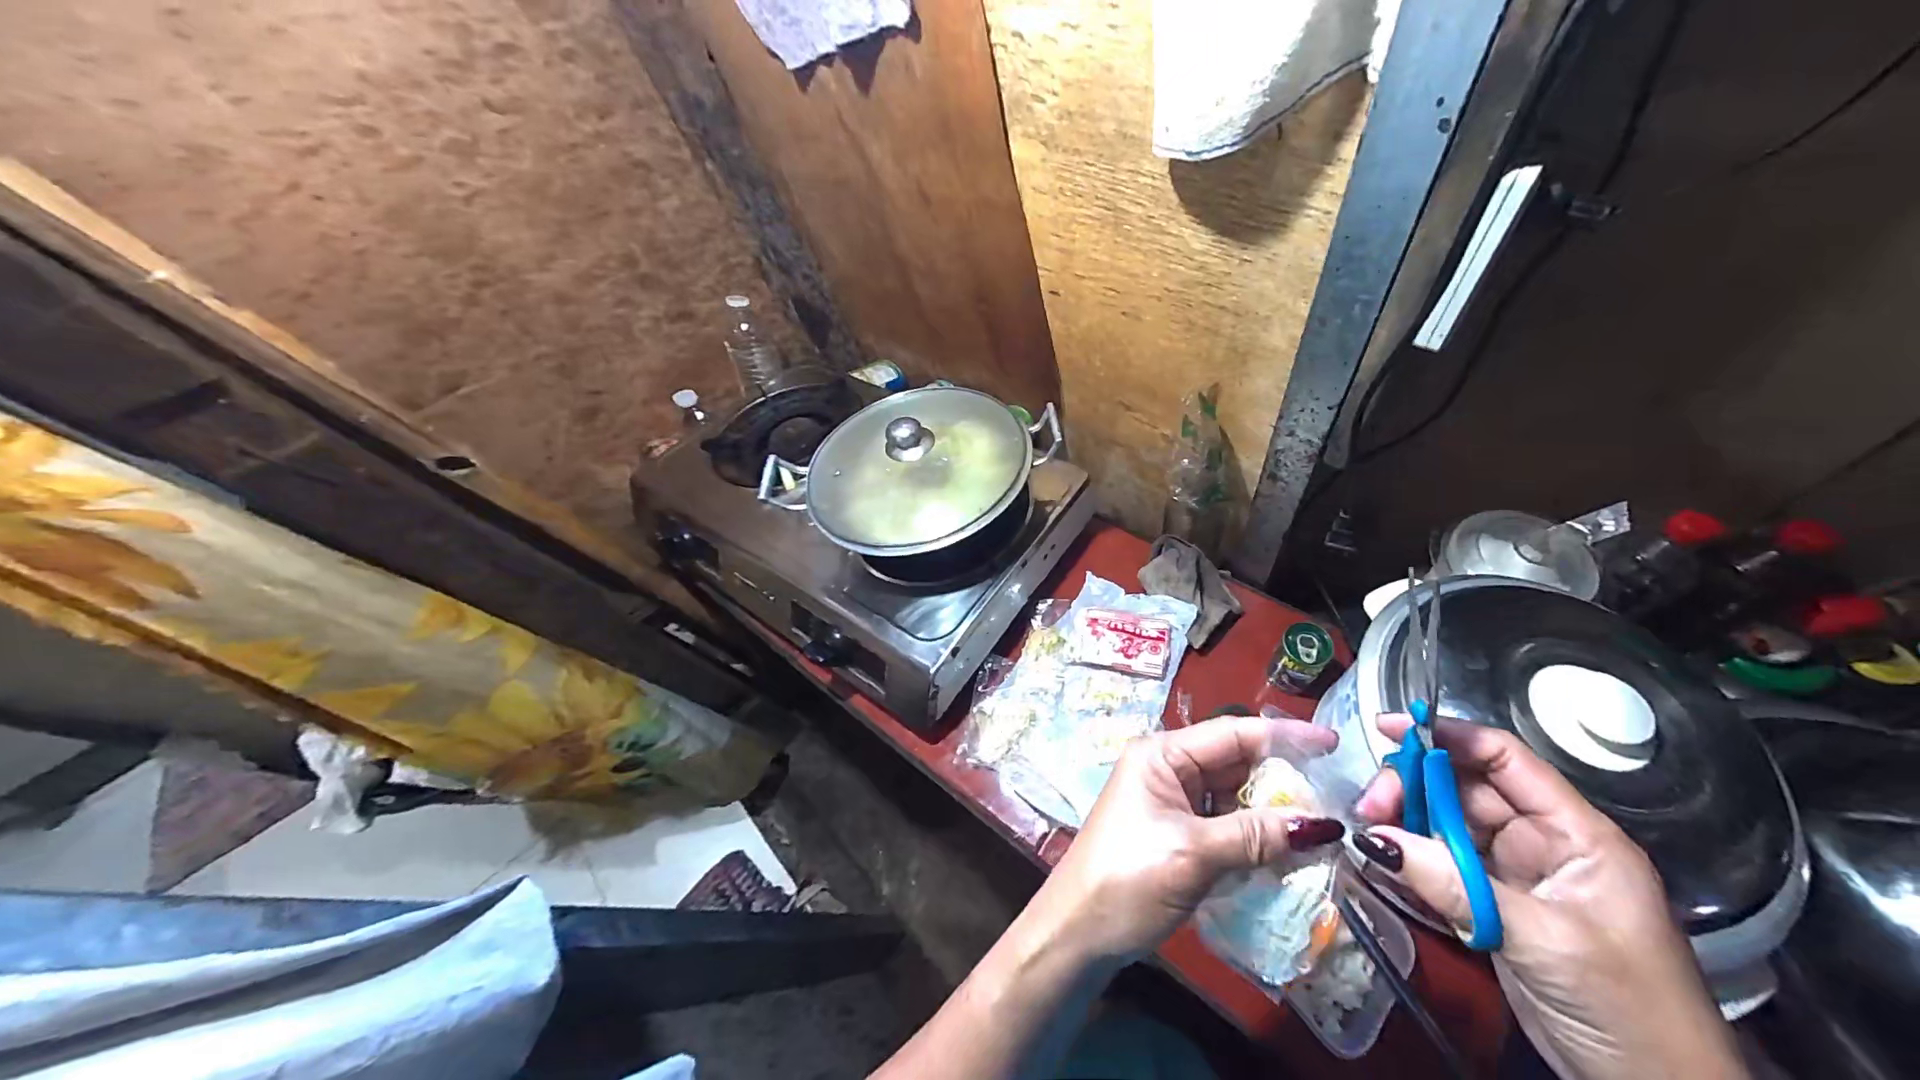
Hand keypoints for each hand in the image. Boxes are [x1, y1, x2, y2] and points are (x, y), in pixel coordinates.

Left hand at [1027, 716, 1345, 963]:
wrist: (1079, 932)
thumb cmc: (1127, 879)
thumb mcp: (1193, 853)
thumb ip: (1256, 835)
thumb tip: (1323, 825)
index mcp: (1162, 754)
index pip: (1233, 733)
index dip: (1285, 738)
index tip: (1336, 745)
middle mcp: (1168, 769)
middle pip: (1237, 763)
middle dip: (1285, 780)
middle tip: (1342, 799)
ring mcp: (1173, 802)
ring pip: (1235, 796)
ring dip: (1274, 811)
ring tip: (1328, 827)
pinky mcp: (1179, 834)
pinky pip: (1227, 825)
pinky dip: (1257, 835)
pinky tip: (1290, 851)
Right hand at [1354, 714, 1745, 1079]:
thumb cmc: (1628, 1008)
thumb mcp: (1542, 939)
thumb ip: (1457, 884)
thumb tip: (1375, 839)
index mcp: (1575, 834)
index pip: (1504, 759)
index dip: (1446, 736)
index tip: (1386, 729)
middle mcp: (1543, 841)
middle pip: (1462, 788)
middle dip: (1410, 788)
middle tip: (1368, 809)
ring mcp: (1515, 873)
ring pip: (1445, 824)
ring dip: (1403, 823)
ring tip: (1367, 833)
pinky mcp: (1493, 904)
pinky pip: (1441, 863)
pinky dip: (1409, 857)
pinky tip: (1381, 859)